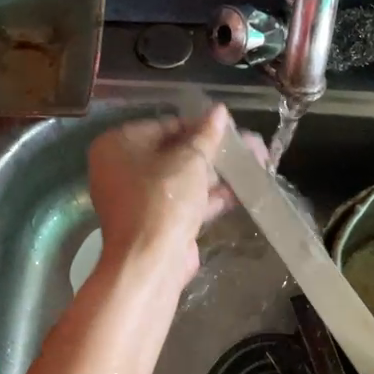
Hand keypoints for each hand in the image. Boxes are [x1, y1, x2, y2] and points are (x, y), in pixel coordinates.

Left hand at [86, 105, 260, 291]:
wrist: (150, 263)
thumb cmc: (163, 199)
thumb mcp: (189, 161)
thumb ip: (206, 135)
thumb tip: (219, 110)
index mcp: (118, 145)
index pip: (164, 126)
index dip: (199, 126)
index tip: (229, 128)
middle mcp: (122, 169)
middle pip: (175, 152)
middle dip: (214, 151)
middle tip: (247, 145)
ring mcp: (139, 198)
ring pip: (183, 178)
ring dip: (218, 172)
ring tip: (256, 163)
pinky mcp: (157, 222)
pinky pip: (185, 201)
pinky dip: (210, 195)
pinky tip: (243, 188)